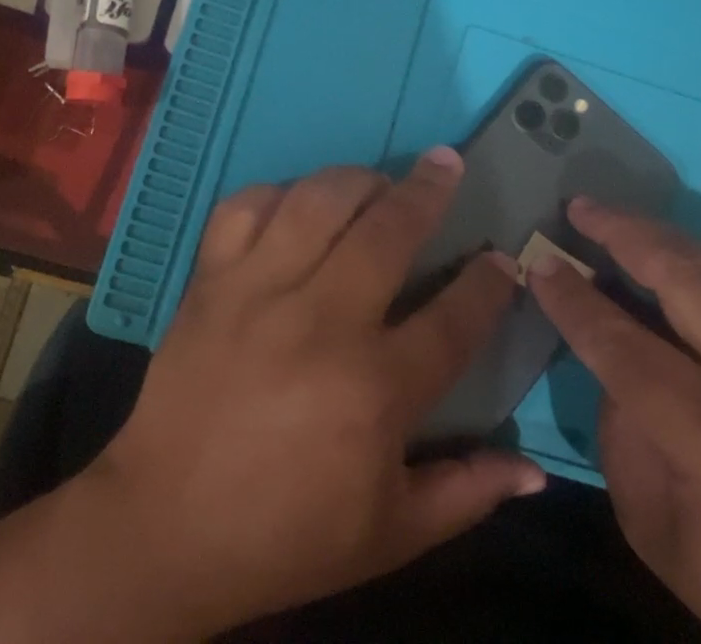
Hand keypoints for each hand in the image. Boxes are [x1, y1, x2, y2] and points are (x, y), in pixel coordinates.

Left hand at [74, 150, 545, 636]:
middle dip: (428, 190)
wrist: (165, 527)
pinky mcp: (208, 285)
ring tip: (377, 180)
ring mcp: (258, 293)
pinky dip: (274, 194)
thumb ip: (468, 491)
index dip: (488, 282)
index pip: (455, 316)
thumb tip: (535, 468)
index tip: (500, 259)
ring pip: (317, 202)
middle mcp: (322, 322)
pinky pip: (242, 211)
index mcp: (377, 387)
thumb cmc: (285, 537)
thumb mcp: (392, 534)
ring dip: (357, 178)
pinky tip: (294, 203)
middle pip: (388, 231)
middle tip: (446, 163)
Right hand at [528, 198, 700, 643]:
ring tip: (634, 237)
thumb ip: (623, 432)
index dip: (575, 301)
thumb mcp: (657, 530)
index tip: (540, 263)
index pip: (627, 348)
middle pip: (694, 280)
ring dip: (680, 251)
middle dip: (627, 233)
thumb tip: (614, 355)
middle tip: (583, 207)